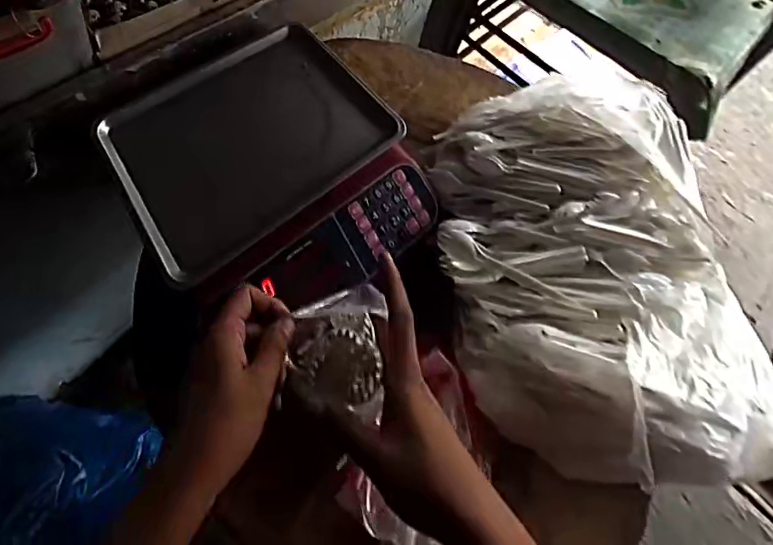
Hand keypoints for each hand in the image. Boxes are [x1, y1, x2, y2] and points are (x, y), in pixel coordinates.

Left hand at [110, 287, 291, 544]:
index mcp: (221, 335)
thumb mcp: (261, 383)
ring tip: (281, 374)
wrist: (190, 472)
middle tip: (289, 352)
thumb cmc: (229, 424)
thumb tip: (285, 321)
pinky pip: (229, 359)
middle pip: (242, 316)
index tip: (288, 325)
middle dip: (269, 328)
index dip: (270, 302)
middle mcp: (208, 342)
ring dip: (261, 349)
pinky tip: (264, 390)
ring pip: (238, 340)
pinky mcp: (203, 382)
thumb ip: (274, 346)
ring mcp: (203, 362)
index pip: (244, 294)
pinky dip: (249, 364)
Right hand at [313, 256, 535, 544]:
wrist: (469, 515)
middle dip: (379, 309)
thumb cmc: (426, 478)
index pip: (400, 321)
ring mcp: (419, 400)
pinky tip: (361, 383)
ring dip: (376, 339)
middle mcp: (414, 381)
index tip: (385, 256)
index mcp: (405, 380)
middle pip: (397, 334)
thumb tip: (303, 396)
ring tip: (347, 334)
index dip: (393, 286)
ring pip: (395, 357)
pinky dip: (377, 368)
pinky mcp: (420, 419)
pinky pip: (394, 379)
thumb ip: (341, 426)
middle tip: (348, 298)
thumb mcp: (376, 455)